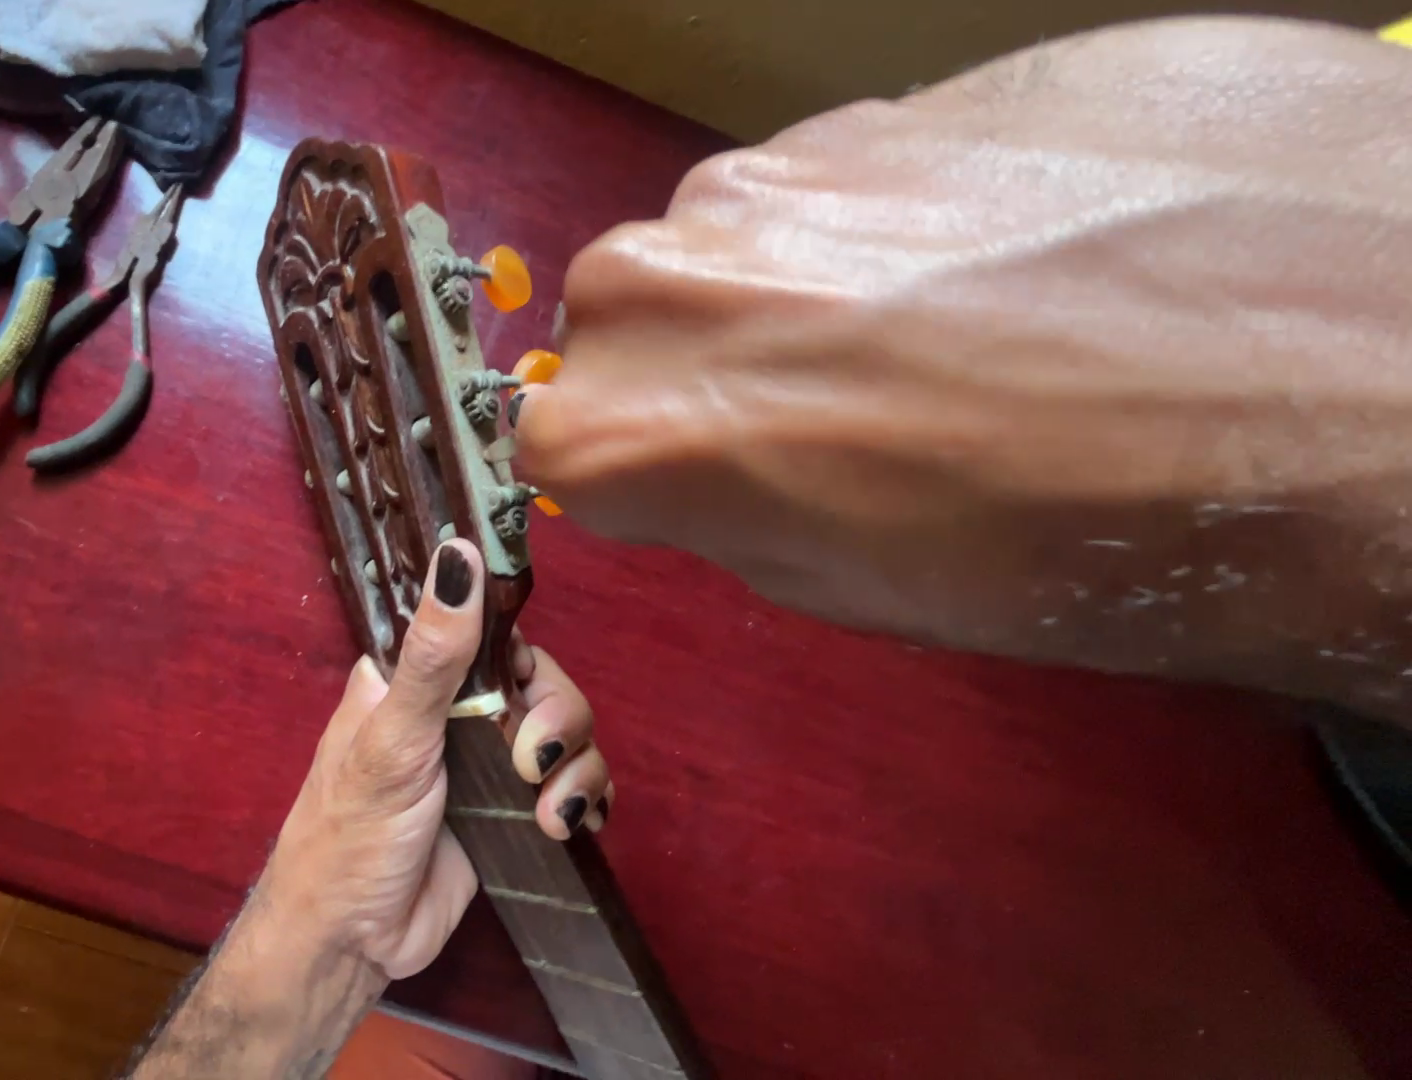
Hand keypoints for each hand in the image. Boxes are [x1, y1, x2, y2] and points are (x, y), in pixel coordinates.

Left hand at [257, 538, 610, 980]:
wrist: (355, 943)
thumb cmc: (354, 831)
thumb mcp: (393, 738)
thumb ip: (433, 655)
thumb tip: (460, 552)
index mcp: (416, 677)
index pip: (486, 629)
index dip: (518, 643)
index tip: (524, 674)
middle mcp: (458, 709)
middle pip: (541, 680)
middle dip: (556, 719)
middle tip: (531, 762)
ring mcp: (491, 760)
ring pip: (567, 731)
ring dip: (574, 768)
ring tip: (548, 815)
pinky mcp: (516, 808)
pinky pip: (573, 783)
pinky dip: (584, 799)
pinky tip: (571, 826)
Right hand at [517, 18, 1411, 717]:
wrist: (1370, 371)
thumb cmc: (1059, 547)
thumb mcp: (832, 581)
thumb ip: (712, 500)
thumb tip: (693, 449)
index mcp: (622, 424)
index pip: (552, 446)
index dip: (634, 474)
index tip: (703, 489)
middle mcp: (652, 278)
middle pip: (618, 330)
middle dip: (686, 375)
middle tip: (815, 413)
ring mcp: (761, 168)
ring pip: (715, 248)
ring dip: (777, 295)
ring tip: (924, 331)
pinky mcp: (874, 95)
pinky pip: (817, 187)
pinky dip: (864, 230)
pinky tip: (984, 259)